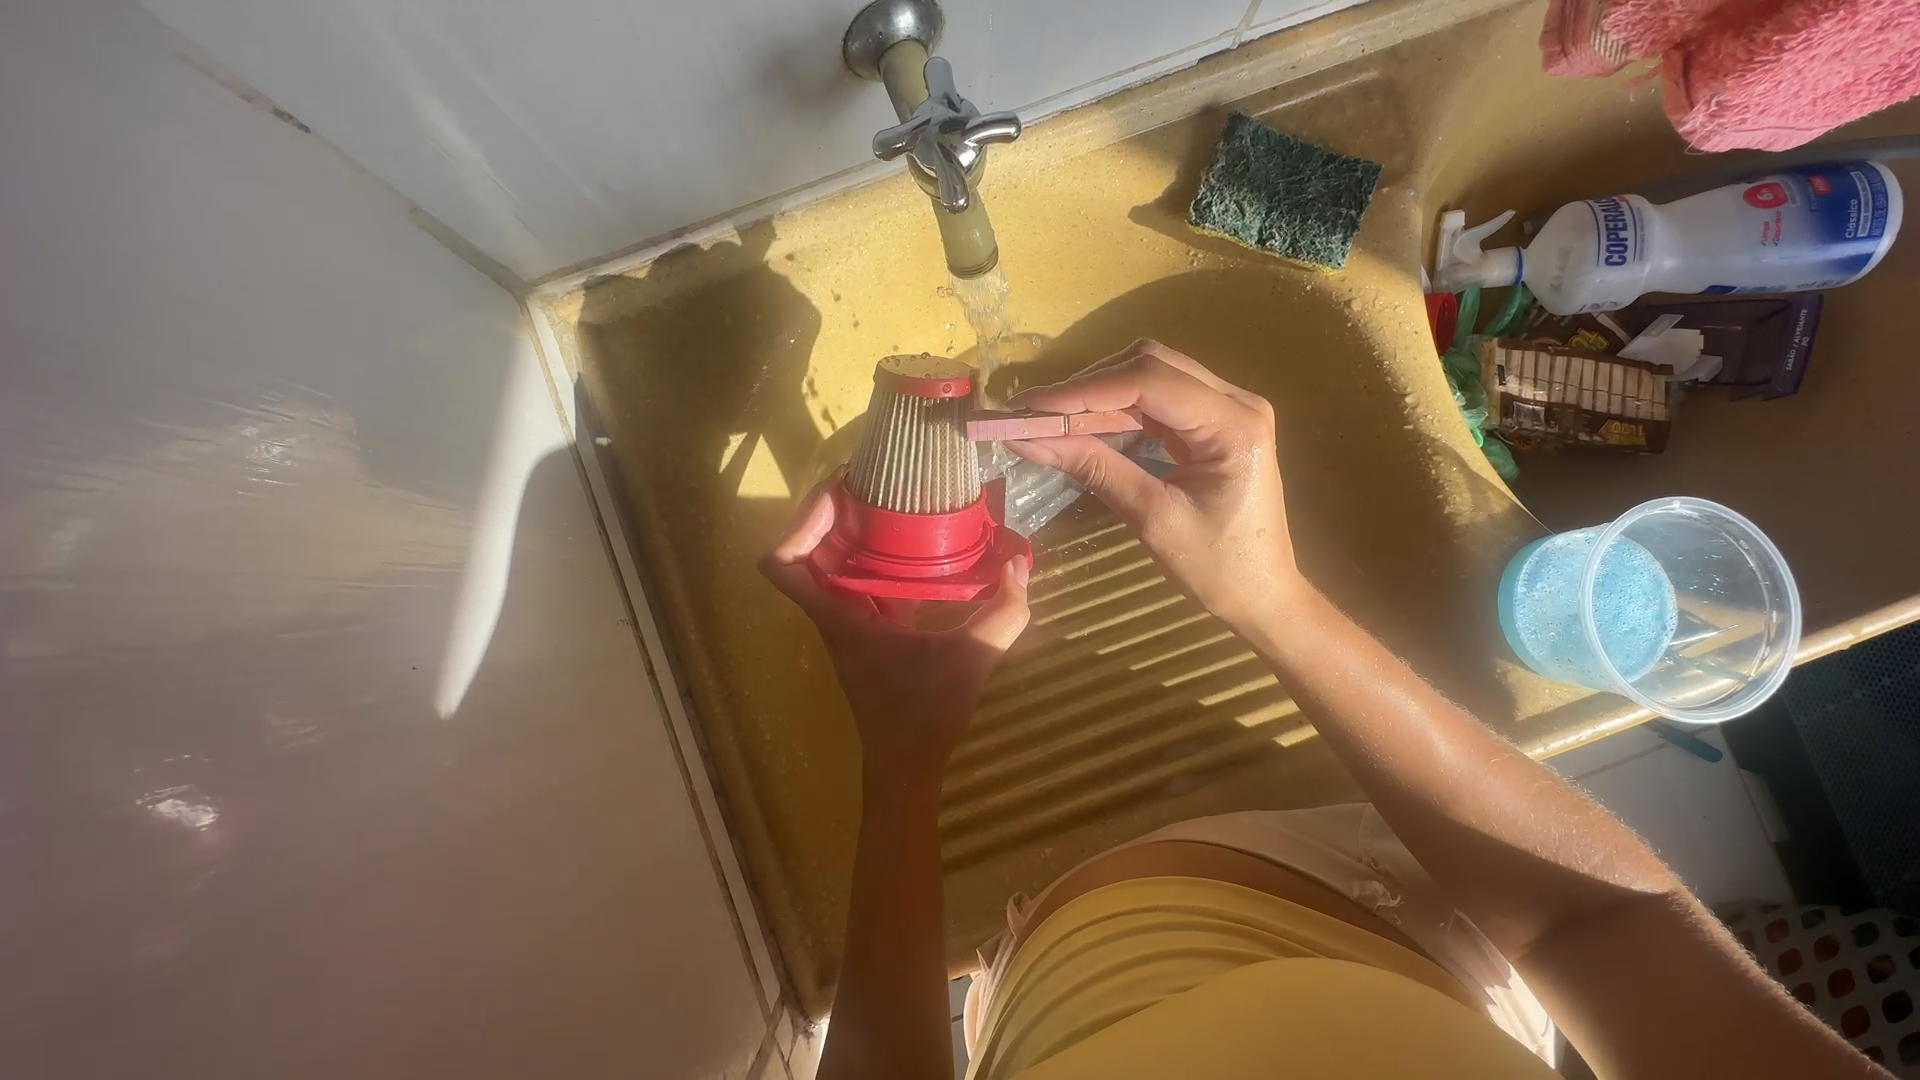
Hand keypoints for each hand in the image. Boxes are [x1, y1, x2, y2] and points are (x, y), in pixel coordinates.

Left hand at [759, 482, 1030, 779]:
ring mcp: (847, 625)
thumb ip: (1002, 613)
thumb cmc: (924, 715)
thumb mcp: (972, 659)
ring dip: (851, 534)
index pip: (781, 565)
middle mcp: (834, 616)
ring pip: (831, 567)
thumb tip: (1021, 563)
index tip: (839, 495)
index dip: (798, 522)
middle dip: (830, 513)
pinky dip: (875, 560)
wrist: (907, 764)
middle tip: (871, 483)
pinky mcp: (866, 633)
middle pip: (805, 552)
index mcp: (841, 618)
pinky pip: (858, 584)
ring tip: (891, 503)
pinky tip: (915, 549)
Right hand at [1006, 339, 1302, 632]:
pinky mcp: (1213, 422)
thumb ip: (1094, 468)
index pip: (1149, 381)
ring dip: (1098, 394)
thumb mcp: (1151, 518)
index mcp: (1233, 425)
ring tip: (1049, 419)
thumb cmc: (1217, 569)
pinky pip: (1158, 400)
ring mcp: (1227, 408)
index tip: (1030, 408)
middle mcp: (1236, 402)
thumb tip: (1028, 439)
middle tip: (1034, 413)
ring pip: (1150, 375)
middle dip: (1088, 385)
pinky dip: (1116, 410)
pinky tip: (1082, 426)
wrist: (1263, 595)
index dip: (1084, 389)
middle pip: (1150, 365)